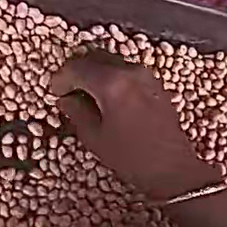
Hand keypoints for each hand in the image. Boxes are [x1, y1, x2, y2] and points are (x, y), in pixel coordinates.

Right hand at [49, 50, 220, 200]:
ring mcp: (146, 76)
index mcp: (111, 83)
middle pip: (95, 57)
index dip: (61, 78)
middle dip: (77, 71)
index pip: (76, 68)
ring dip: (95, 73)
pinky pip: (127, 72)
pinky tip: (107, 99)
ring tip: (86, 96)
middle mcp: (130, 71)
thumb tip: (67, 98)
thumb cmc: (132, 158)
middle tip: (67, 91)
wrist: (173, 169)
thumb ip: (77, 112)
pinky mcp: (156, 85)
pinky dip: (112, 78)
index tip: (54, 92)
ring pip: (112, 62)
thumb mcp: (95, 138)